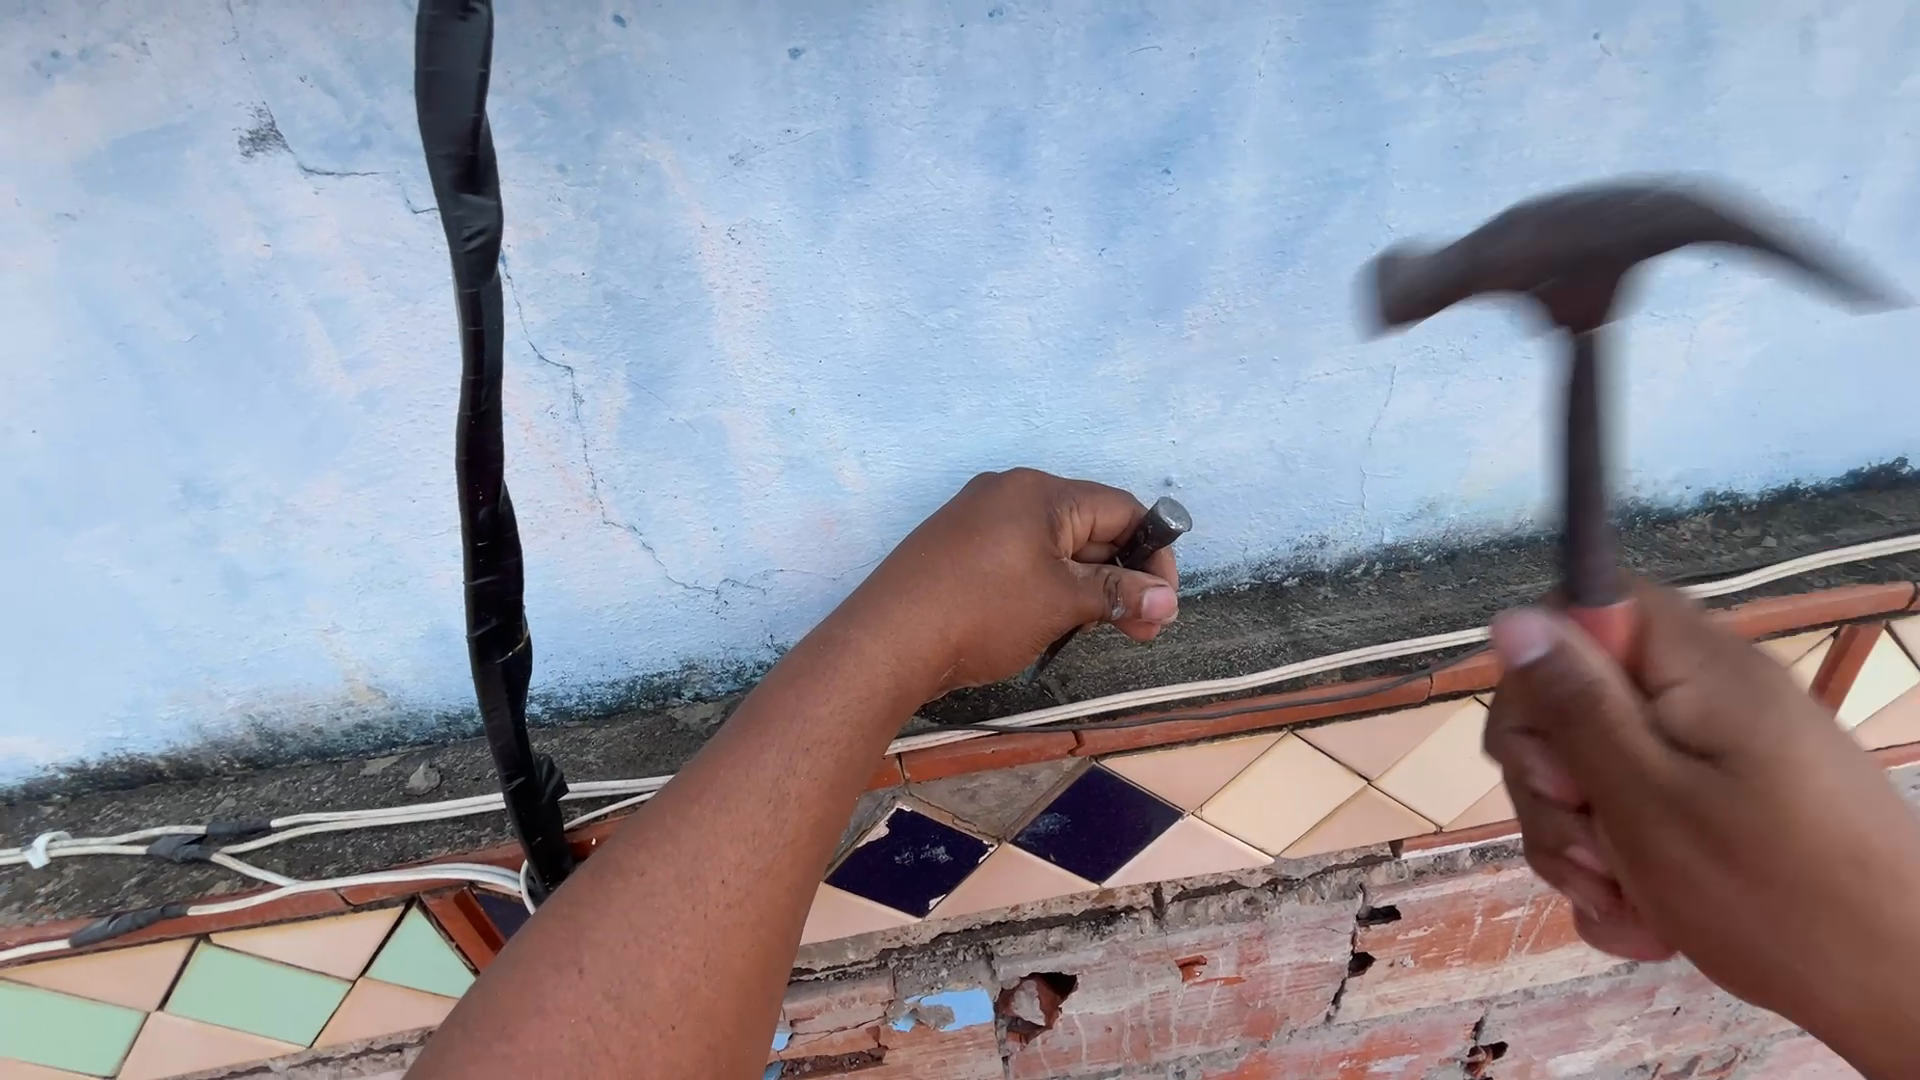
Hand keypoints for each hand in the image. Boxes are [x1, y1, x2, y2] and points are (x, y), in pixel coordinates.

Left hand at [837, 468, 1178, 696]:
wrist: (887, 642)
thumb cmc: (982, 611)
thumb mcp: (1060, 602)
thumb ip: (1118, 594)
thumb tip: (1167, 600)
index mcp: (1039, 492)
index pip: (1121, 509)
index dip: (1152, 553)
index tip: (1162, 601)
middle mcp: (1009, 494)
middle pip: (1088, 528)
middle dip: (1120, 578)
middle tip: (1140, 629)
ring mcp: (979, 521)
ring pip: (1055, 548)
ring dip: (1086, 587)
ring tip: (1097, 631)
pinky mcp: (959, 549)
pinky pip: (1021, 559)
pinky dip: (1048, 586)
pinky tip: (1054, 622)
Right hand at [1484, 583, 1919, 1074]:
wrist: (1914, 1014)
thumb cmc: (1777, 900)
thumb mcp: (1645, 797)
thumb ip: (1573, 702)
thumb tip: (1512, 618)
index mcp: (1698, 674)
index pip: (1587, 605)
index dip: (1541, 655)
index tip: (1546, 731)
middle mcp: (1701, 700)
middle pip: (1566, 692)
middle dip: (1545, 768)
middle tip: (1578, 822)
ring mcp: (1705, 757)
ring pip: (1579, 762)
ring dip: (1570, 831)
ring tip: (1611, 889)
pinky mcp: (1705, 806)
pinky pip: (1617, 811)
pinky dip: (1607, 862)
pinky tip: (1632, 911)